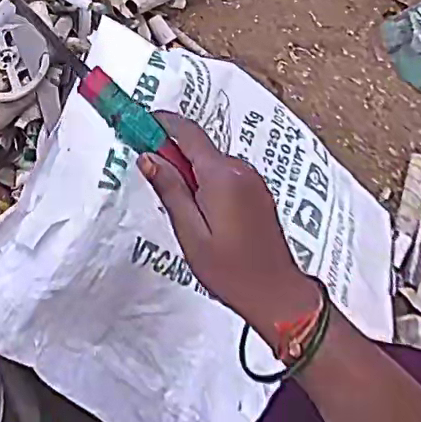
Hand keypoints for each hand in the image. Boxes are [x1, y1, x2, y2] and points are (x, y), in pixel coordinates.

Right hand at [139, 111, 322, 349]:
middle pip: (198, 146)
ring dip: (190, 172)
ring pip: (210, 161)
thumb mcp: (191, 233)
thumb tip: (147, 157)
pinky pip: (224, 174)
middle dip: (173, 155)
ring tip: (183, 212)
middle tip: (154, 180)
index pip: (186, 131)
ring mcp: (251, 179)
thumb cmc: (232, 272)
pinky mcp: (257, 191)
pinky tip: (203, 214)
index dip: (160, 122)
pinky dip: (207, 181)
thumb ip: (170, 189)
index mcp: (221, 175)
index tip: (139, 124)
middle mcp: (239, 169)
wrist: (281, 299)